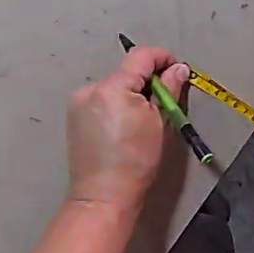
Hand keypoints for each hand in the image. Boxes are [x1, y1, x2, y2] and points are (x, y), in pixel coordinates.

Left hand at [65, 46, 189, 211]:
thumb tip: (179, 68)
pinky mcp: (74, 116)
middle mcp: (91, 88)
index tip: (177, 70)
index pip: (141, 56)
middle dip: (147, 80)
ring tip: (142, 119)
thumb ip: (169, 90)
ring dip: (131, 93)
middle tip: (164, 102)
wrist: (104, 196)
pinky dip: (116, 104)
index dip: (163, 57)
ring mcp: (79, 102)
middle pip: (126, 71)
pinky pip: (101, 99)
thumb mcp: (160, 123)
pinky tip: (123, 127)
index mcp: (113, 87)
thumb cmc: (136, 161)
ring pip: (113, 86)